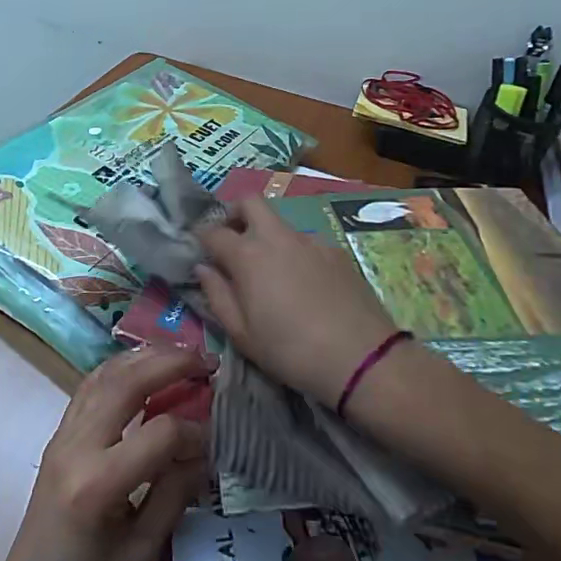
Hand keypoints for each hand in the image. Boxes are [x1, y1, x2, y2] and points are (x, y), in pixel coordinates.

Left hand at [0, 344, 210, 560]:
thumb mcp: (142, 554)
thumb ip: (175, 495)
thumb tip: (203, 449)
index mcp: (97, 485)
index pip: (159, 434)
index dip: (195, 432)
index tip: (217, 441)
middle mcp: (75, 448)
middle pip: (125, 385)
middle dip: (170, 364)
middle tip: (208, 359)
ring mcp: (61, 437)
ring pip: (102, 377)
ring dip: (143, 358)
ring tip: (181, 354)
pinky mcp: (57, 437)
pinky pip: (88, 389)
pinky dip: (118, 371)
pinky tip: (141, 369)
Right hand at [194, 197, 399, 404]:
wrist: (361, 358)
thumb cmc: (289, 350)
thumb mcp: (241, 334)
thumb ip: (216, 295)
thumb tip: (203, 269)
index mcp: (247, 256)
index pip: (213, 231)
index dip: (201, 238)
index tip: (199, 250)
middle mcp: (277, 237)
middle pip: (250, 202)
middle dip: (234, 213)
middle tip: (232, 241)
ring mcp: (310, 241)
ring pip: (280, 224)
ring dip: (266, 236)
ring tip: (271, 272)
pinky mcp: (336, 252)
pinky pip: (305, 243)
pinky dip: (295, 253)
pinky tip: (303, 285)